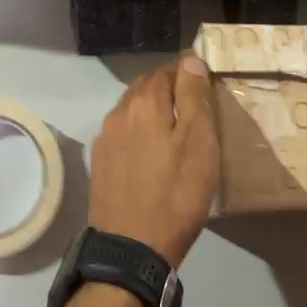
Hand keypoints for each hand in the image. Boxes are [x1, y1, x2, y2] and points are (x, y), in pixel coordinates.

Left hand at [88, 56, 219, 266]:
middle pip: (147, 87)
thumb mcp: (198, 143)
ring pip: (133, 110)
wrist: (132, 247)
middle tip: (194, 109)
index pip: (167, 69)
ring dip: (152, 112)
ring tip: (174, 132)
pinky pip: (123, 133)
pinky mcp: (100, 161)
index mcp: (144, 101)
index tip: (205, 84)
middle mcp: (119, 111)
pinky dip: (139, 134)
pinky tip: (151, 154)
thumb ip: (193, 96)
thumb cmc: (175, 193)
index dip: (188, 72)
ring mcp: (106, 137)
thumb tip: (189, 59)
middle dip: (169, 90)